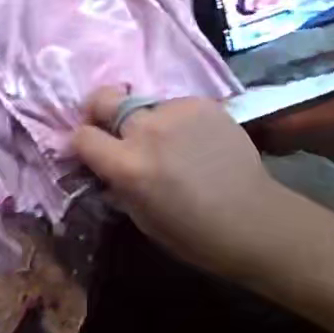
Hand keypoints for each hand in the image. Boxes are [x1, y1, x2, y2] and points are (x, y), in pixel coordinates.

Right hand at [71, 86, 312, 280]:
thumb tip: (105, 167)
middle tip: (113, 128)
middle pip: (104, 99)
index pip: (82, 136)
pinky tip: (195, 141)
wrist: (252, 218)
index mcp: (127, 165)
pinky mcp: (203, 103)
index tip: (89, 151)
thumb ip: (118, 184)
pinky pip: (176, 105)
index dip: (81, 144)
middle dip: (99, 111)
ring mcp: (177, 110)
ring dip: (147, 120)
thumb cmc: (193, 233)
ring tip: (170, 144)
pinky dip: (177, 120)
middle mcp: (147, 129)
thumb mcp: (142, 217)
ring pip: (145, 104)